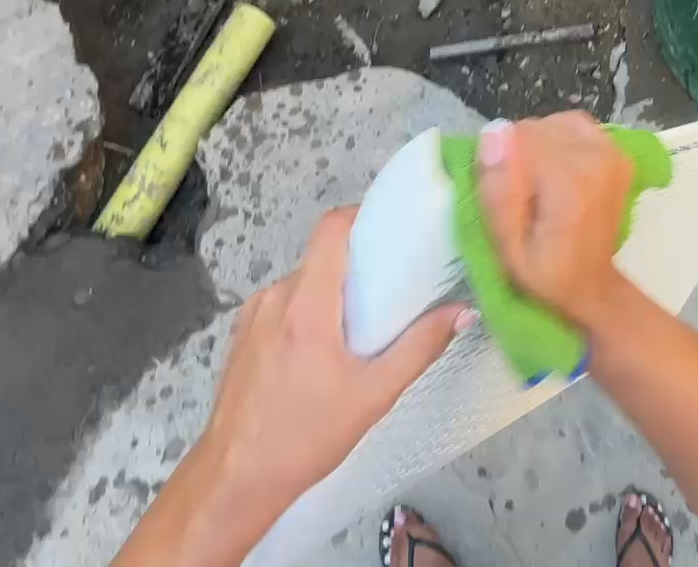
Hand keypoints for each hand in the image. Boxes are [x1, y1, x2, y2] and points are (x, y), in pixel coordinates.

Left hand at [199, 206, 469, 512]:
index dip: (362, 216)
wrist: (235, 481)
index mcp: (307, 304)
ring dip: (333, 292)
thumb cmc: (306, 437)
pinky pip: (285, 301)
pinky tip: (324, 350)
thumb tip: (462, 312)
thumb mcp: (374, 395)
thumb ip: (420, 347)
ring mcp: (254, 313)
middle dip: (358, 266)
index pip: (331, 228)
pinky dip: (309, 310)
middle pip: (323, 256)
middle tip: (392, 291)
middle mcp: (275, 296)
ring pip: (304, 280)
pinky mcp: (243, 332)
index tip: (392, 230)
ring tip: (361, 328)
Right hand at [477, 113, 635, 332]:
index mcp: (571, 184)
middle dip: (518, 154)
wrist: (592, 286)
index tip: (507, 196)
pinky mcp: (616, 150)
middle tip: (523, 196)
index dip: (501, 162)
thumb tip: (493, 133)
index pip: (517, 136)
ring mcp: (612, 152)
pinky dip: (558, 140)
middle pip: (534, 128)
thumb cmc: (546, 274)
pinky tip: (555, 169)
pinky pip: (573, 124)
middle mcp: (597, 158)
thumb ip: (499, 191)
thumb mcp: (508, 248)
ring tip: (538, 183)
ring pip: (551, 123)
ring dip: (537, 146)